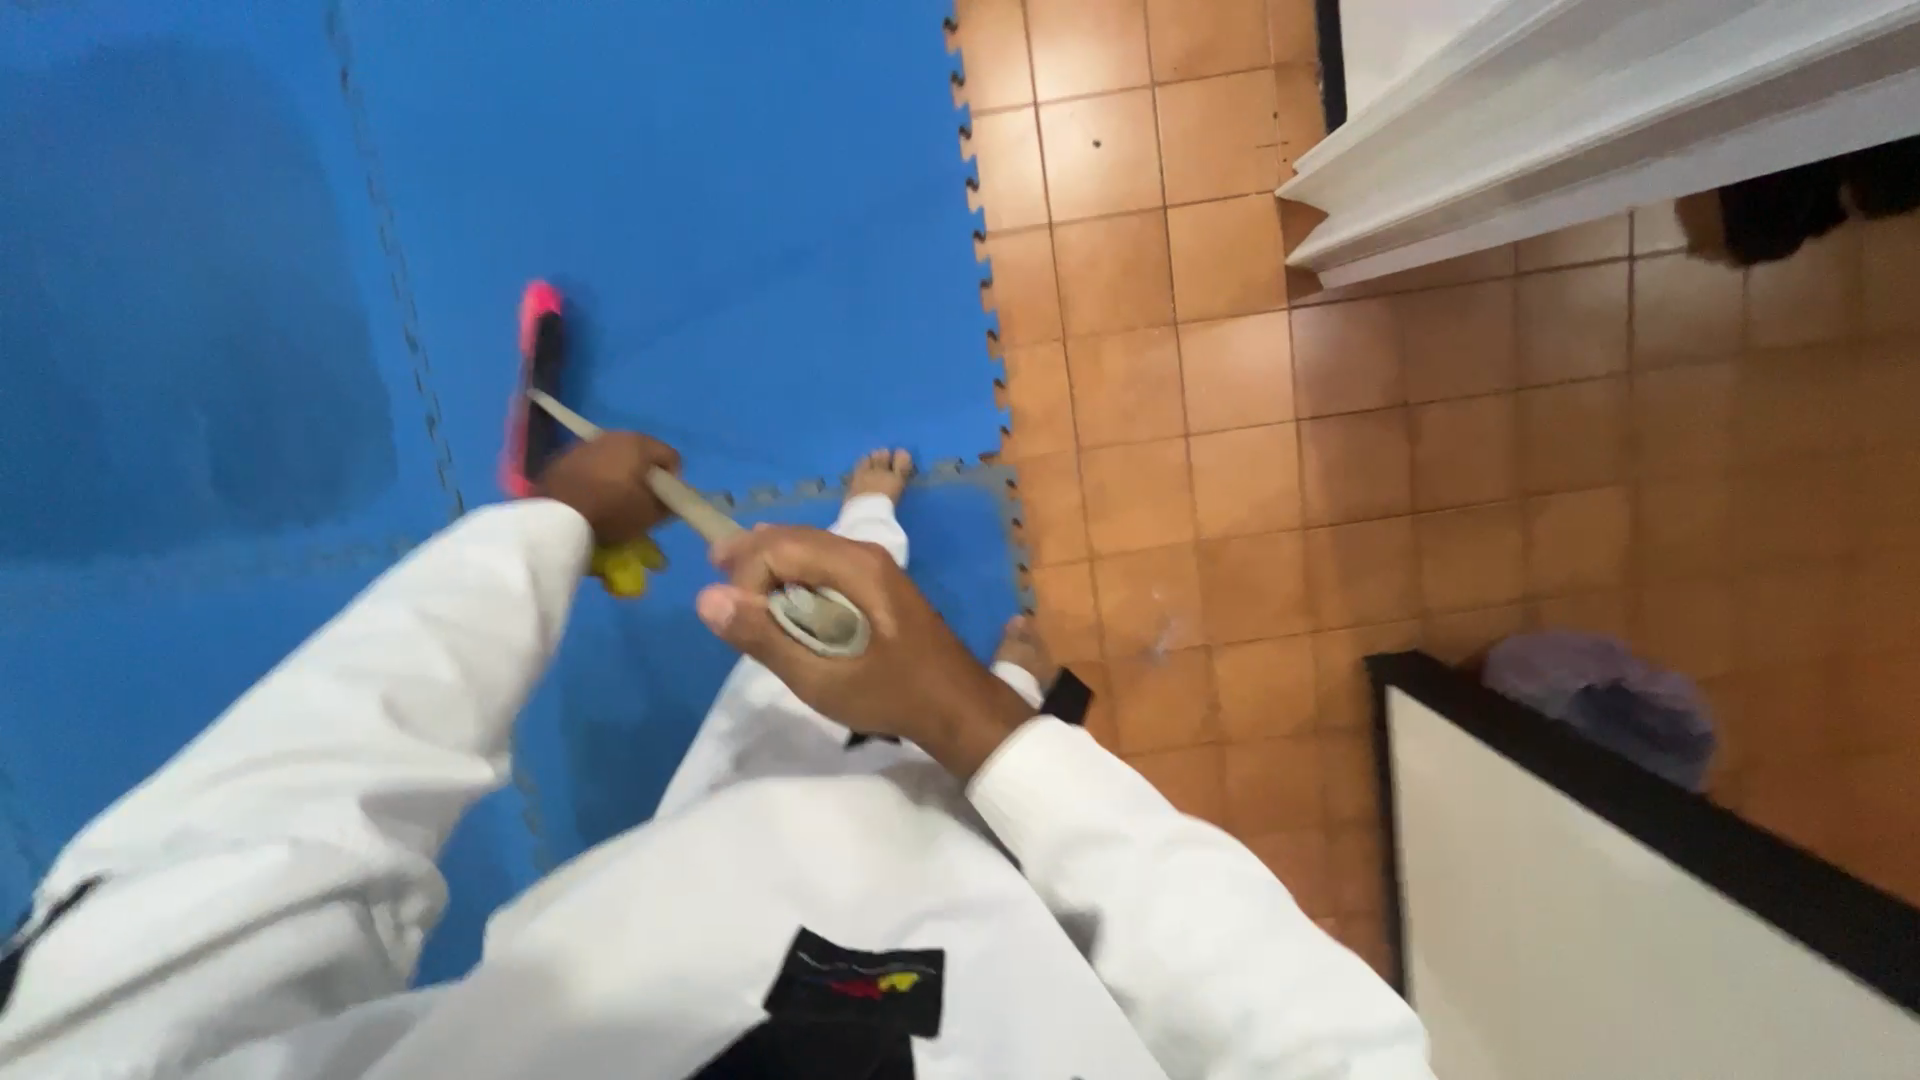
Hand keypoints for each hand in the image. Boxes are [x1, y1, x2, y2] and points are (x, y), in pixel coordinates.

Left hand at [535, 433, 681, 543]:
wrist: (556, 518)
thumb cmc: (612, 510)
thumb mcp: (651, 515)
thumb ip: (669, 505)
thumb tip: (672, 500)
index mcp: (640, 443)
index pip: (671, 456)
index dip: (673, 480)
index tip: (663, 501)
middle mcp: (614, 435)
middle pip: (642, 453)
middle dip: (645, 474)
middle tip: (641, 499)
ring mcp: (586, 444)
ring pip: (615, 457)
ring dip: (620, 473)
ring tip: (614, 498)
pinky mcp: (564, 456)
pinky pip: (592, 464)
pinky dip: (597, 476)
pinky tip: (592, 496)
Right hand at [695, 526, 1034, 780]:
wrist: (959, 706)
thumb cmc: (892, 695)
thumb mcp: (822, 678)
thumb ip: (765, 639)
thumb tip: (707, 599)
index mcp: (854, 567)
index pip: (778, 547)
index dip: (746, 577)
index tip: (738, 622)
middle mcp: (864, 553)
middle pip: (793, 537)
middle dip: (751, 555)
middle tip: (714, 571)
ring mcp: (875, 566)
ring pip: (809, 546)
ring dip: (771, 562)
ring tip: (738, 582)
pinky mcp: (878, 583)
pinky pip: (825, 563)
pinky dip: (795, 573)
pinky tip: (781, 593)